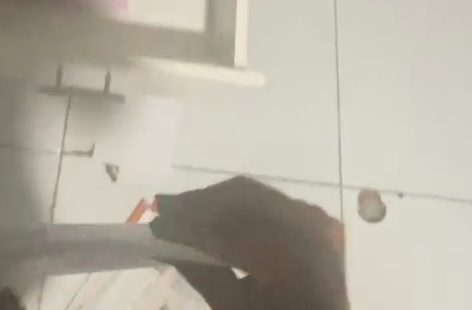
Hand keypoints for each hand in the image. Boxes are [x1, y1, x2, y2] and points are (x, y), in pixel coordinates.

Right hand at [149, 178, 346, 309]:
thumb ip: (204, 275)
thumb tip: (167, 244)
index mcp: (292, 249)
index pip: (230, 222)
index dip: (189, 218)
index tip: (157, 219)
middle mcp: (307, 222)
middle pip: (243, 197)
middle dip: (201, 204)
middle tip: (166, 210)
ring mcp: (314, 219)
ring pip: (255, 197)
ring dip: (218, 204)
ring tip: (185, 214)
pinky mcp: (314, 222)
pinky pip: (271, 206)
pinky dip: (241, 210)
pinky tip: (217, 220)